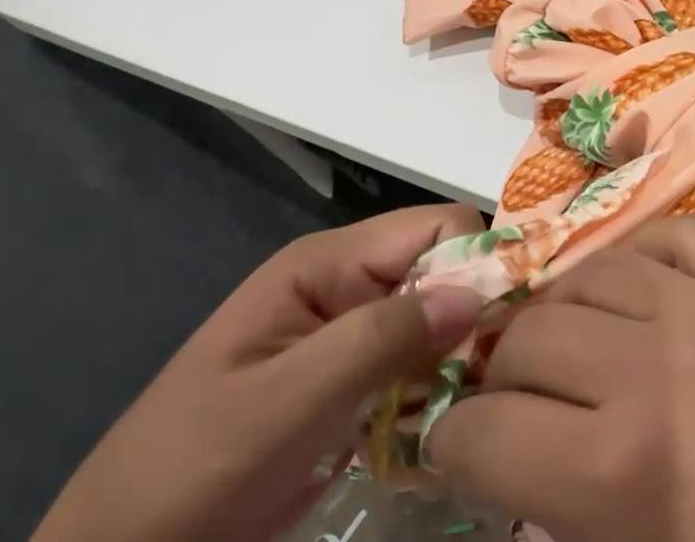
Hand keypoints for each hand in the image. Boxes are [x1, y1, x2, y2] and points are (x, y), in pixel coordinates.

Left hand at [34, 205, 487, 541]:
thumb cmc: (197, 467)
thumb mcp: (286, 402)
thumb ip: (382, 338)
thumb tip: (481, 293)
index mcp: (328, 265)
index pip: (444, 227)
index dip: (480, 265)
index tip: (497, 326)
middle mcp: (353, 283)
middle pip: (454, 270)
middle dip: (478, 317)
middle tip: (484, 376)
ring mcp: (358, 331)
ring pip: (452, 317)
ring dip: (467, 357)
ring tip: (467, 405)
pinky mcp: (365, 375)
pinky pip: (433, 358)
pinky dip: (448, 385)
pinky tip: (444, 420)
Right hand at [427, 216, 694, 541]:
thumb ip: (563, 516)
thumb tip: (508, 470)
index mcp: (615, 465)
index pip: (477, 429)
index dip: (459, 447)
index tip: (475, 454)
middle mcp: (651, 366)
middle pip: (524, 338)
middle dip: (506, 377)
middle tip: (531, 403)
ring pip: (589, 274)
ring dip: (564, 312)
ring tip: (580, 345)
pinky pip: (673, 234)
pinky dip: (642, 256)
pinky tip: (639, 289)